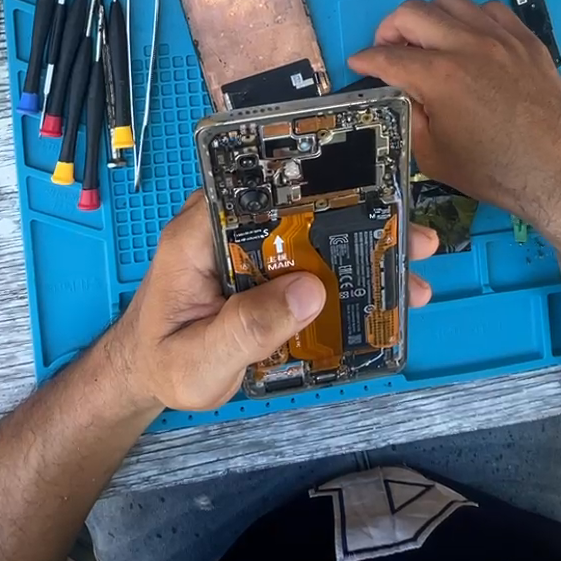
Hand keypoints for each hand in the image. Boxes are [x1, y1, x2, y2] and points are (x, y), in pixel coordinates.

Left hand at [102, 192, 438, 412]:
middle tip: (412, 234)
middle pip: (296, 207)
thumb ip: (247, 327)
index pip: (255, 190)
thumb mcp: (198, 359)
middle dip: (358, 216)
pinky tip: (383, 287)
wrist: (145, 375)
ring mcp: (247, 245)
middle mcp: (225, 227)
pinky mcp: (263, 266)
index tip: (363, 189)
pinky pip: (309, 258)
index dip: (309, 185)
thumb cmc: (161, 364)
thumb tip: (310, 291)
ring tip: (414, 259)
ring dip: (361, 243)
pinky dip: (346, 269)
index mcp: (199, 233)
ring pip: (311, 231)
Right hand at [347, 0, 560, 250]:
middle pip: (411, 13)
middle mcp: (467, 46)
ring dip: (430, 18)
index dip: (364, 60)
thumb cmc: (492, 170)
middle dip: (388, 29)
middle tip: (388, 50)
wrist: (557, 174)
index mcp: (439, 76)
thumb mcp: (431, 154)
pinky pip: (490, 10)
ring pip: (450, 2)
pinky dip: (470, 19)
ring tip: (428, 41)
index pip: (386, 55)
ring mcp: (501, 38)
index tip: (358, 64)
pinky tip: (469, 41)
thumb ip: (406, 113)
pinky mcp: (526, 40)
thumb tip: (397, 90)